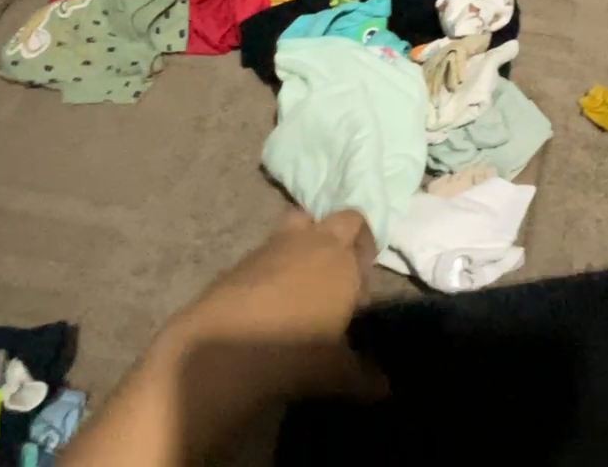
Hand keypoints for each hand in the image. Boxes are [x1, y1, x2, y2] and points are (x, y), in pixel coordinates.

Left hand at [64, 210, 383, 466]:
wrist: (224, 346)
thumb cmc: (295, 350)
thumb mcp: (335, 370)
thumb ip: (361, 374)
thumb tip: (384, 388)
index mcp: (341, 257)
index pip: (362, 227)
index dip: (364, 248)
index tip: (361, 280)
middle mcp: (312, 241)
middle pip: (336, 219)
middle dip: (342, 236)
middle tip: (340, 270)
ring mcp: (273, 245)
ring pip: (298, 226)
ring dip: (306, 244)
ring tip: (304, 282)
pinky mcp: (242, 259)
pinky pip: (268, 251)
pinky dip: (274, 265)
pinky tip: (270, 298)